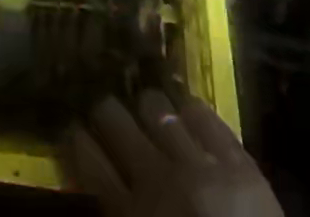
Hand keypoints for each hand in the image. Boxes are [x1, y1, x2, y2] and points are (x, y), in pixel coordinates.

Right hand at [64, 92, 282, 216]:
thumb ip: (120, 216)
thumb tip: (109, 193)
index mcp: (130, 216)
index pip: (91, 167)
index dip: (77, 143)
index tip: (72, 128)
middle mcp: (158, 179)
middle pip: (120, 128)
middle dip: (106, 112)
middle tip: (104, 107)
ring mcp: (200, 163)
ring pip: (161, 112)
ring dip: (149, 106)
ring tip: (146, 105)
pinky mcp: (237, 159)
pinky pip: (207, 119)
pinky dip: (192, 111)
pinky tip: (186, 109)